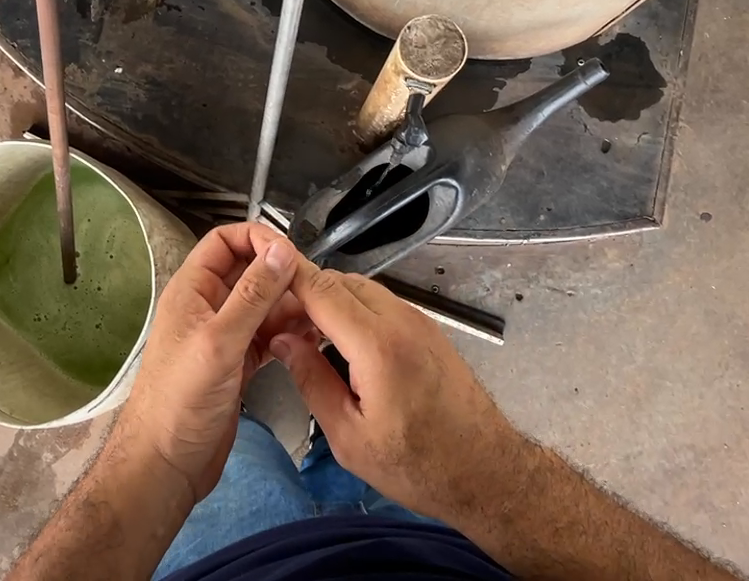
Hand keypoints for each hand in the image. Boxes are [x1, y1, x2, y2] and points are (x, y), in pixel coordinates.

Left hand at [108, 222, 312, 502]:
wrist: (166, 467)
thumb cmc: (181, 401)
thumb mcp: (219, 341)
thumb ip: (253, 295)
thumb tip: (283, 250)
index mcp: (192, 290)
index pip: (225, 241)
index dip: (257, 238)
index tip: (290, 252)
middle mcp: (208, 306)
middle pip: (249, 271)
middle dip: (281, 272)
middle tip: (315, 284)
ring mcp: (224, 335)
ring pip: (263, 304)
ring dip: (290, 304)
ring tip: (322, 311)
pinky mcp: (239, 362)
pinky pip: (268, 334)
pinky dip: (289, 332)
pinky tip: (312, 335)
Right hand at [269, 267, 524, 521]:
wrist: (486, 470)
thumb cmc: (417, 464)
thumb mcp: (350, 437)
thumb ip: (312, 381)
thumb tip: (283, 342)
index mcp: (377, 345)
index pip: (323, 290)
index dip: (289, 278)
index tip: (262, 277)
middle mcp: (399, 320)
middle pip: (340, 281)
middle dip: (306, 292)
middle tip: (281, 321)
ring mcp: (417, 319)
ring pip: (361, 287)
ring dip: (331, 299)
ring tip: (308, 332)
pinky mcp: (427, 327)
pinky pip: (381, 301)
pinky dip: (354, 307)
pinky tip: (343, 339)